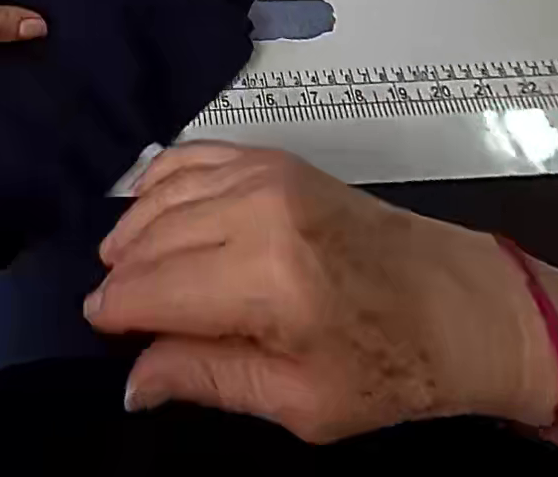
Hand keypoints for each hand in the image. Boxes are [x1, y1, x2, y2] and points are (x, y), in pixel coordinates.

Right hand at [84, 143, 557, 442]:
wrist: (461, 302)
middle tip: (112, 299)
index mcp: (268, 282)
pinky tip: (142, 205)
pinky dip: (153, 182)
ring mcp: (257, 173)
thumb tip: (131, 381)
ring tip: (120, 258)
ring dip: (130, 229)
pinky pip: (184, 158)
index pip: (157, 289)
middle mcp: (253, 213)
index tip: (96, 320)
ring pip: (159, 196)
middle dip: (121, 272)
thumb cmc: (392, 367)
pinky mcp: (262, 156)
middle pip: (152, 239)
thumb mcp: (301, 401)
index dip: (116, 306)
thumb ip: (205, 380)